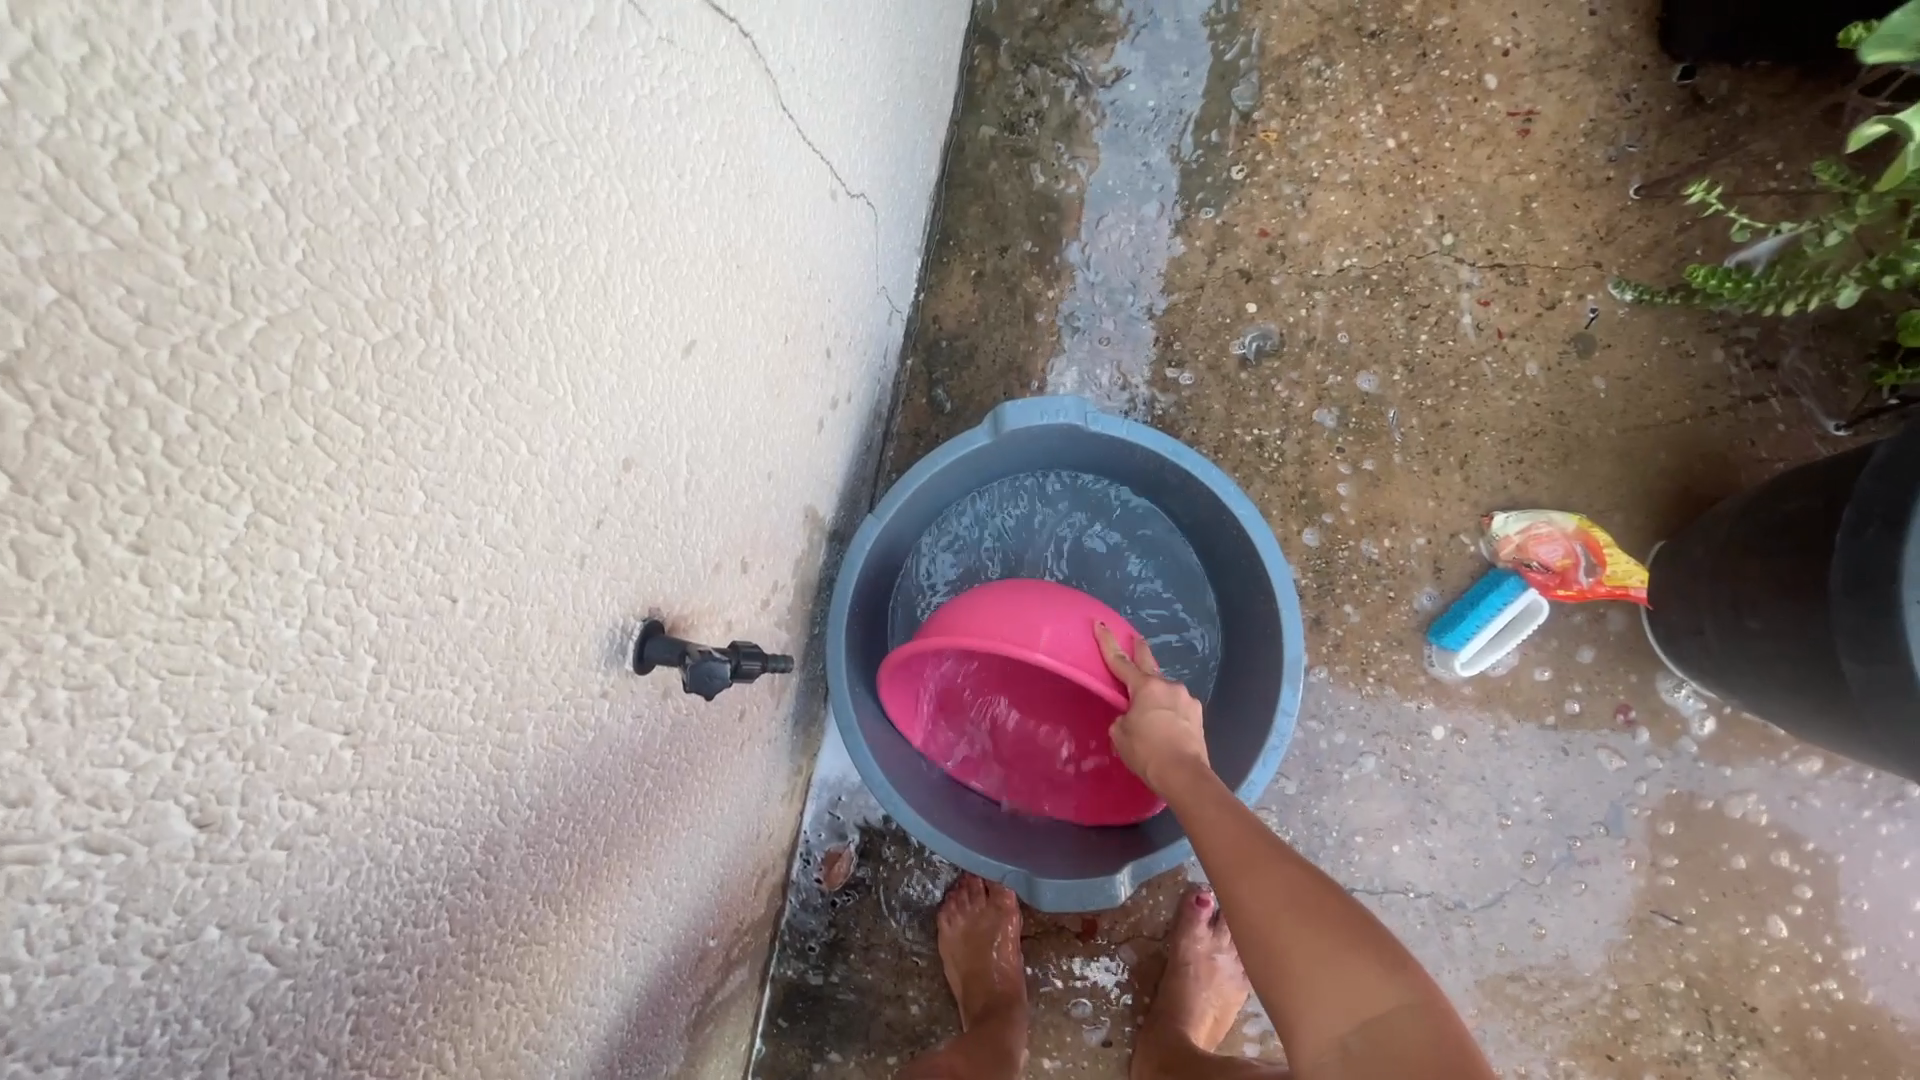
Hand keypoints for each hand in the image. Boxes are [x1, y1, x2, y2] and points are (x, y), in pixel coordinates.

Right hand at [1093, 623, 1210, 795]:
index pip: (1120, 661)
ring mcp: (1186, 698)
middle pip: (1148, 662)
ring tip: (1151, 712)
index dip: (1107, 642)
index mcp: (1145, 687)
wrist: (1183, 774)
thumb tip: (1131, 716)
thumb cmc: (1146, 751)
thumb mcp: (1120, 734)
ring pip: (1165, 690)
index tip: (1100, 624)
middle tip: (1136, 637)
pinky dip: (1169, 711)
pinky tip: (1167, 726)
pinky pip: (1177, 706)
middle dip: (1140, 649)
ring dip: (1157, 694)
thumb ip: (1122, 717)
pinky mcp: (1198, 714)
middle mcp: (1167, 686)